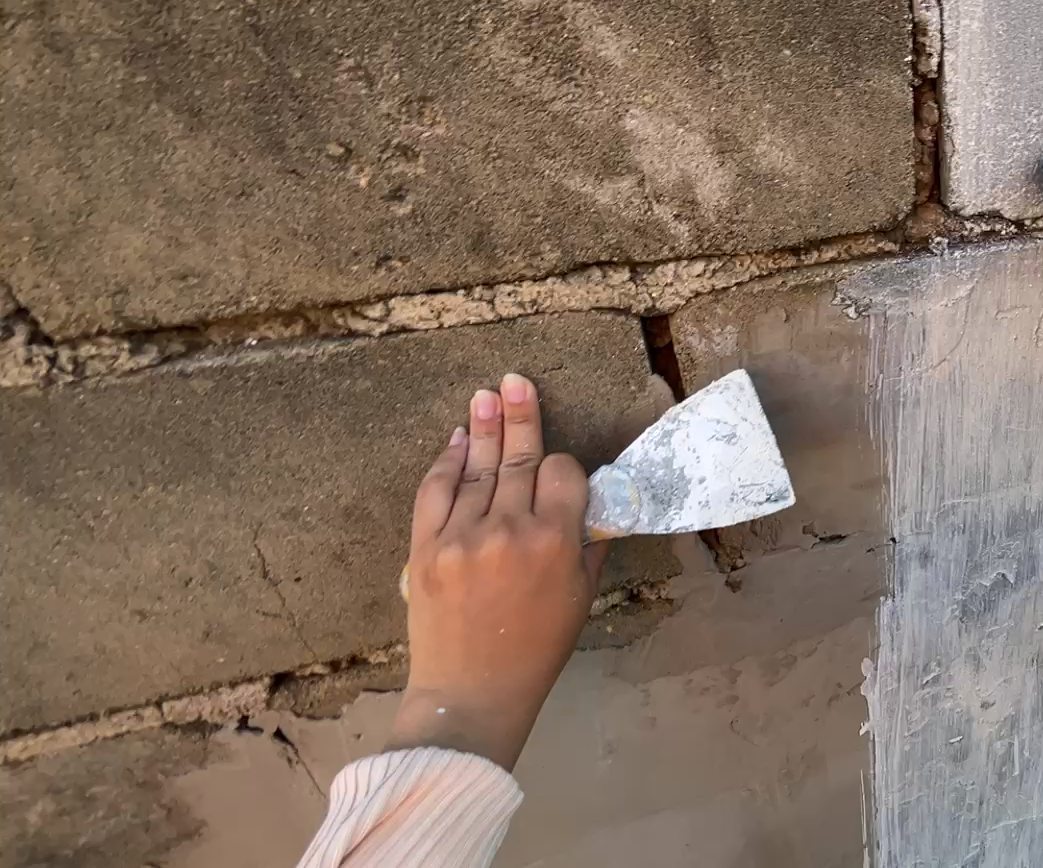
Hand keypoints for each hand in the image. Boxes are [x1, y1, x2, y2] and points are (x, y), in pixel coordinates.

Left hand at [386, 374, 608, 769]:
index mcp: (557, 540)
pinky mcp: (424, 549)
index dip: (566, 467)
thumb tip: (589, 501)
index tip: (564, 477)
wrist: (472, 691)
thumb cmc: (541, 642)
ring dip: (485, 428)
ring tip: (488, 392)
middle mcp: (511, 529)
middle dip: (523, 415)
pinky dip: (447, 463)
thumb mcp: (583, 591)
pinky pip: (436, 493)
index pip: (564, 474)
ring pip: (479, 469)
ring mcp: (463, 536)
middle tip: (517, 379)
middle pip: (521, 459)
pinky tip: (458, 439)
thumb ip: (588, 540)